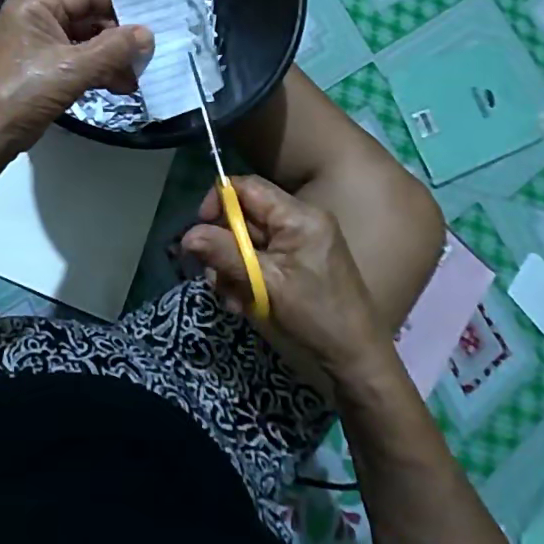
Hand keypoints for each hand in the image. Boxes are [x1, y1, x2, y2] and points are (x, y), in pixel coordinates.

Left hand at [0, 0, 152, 161]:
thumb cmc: (24, 93)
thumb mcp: (73, 69)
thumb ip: (114, 49)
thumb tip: (149, 35)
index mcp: (37, 4)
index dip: (120, 2)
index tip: (150, 18)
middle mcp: (40, 16)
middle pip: (91, 13)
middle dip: (120, 34)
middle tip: (149, 50)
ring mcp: (44, 41)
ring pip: (90, 38)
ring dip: (115, 55)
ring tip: (138, 72)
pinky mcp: (48, 65)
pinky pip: (83, 57)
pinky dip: (103, 68)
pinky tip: (123, 84)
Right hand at [180, 176, 390, 378]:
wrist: (356, 356)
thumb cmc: (315, 315)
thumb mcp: (266, 284)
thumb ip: (226, 255)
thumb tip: (187, 235)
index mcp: (299, 215)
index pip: (248, 187)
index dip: (219, 202)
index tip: (200, 231)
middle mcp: (300, 219)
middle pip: (245, 216)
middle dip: (224, 246)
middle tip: (215, 278)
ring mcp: (301, 241)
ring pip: (249, 241)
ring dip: (233, 268)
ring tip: (234, 299)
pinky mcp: (299, 261)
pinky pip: (262, 258)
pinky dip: (249, 278)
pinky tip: (246, 304)